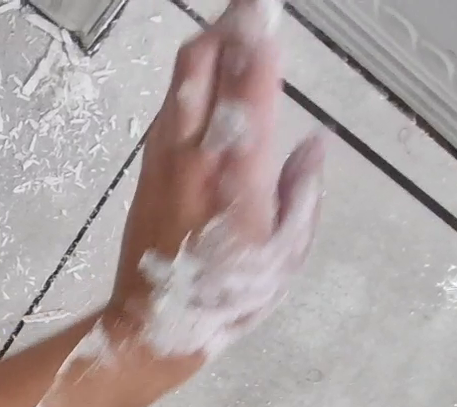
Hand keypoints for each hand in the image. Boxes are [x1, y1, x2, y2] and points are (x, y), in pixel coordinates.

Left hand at [103, 0, 325, 374]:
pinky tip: (202, 94)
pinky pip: (164, 117)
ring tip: (229, 40)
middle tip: (249, 13)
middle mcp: (194, 154)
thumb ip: (303, 193)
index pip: (248, 78)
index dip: (256, 31)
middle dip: (225, 28)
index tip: (265, 4)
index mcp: (239, 168)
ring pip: (176, 85)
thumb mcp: (285, 254)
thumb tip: (312, 145)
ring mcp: (162, 163)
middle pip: (200, 64)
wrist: (152, 325)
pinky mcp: (144, 177)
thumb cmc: (224, 297)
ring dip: (204, 55)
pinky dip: (185, 91)